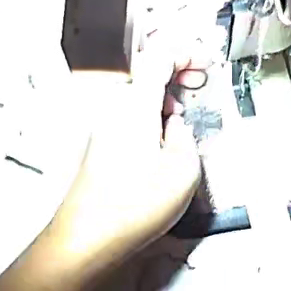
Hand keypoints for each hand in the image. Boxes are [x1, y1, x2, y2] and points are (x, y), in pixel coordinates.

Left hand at [36, 53, 204, 277]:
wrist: (88, 236)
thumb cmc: (128, 207)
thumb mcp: (183, 169)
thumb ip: (186, 136)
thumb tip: (178, 128)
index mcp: (135, 105)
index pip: (158, 57)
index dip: (185, 54)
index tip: (202, 62)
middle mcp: (112, 110)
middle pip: (144, 73)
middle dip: (173, 74)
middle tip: (195, 84)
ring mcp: (101, 127)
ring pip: (135, 96)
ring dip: (160, 98)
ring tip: (180, 118)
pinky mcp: (98, 145)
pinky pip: (126, 116)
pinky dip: (146, 117)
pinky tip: (160, 140)